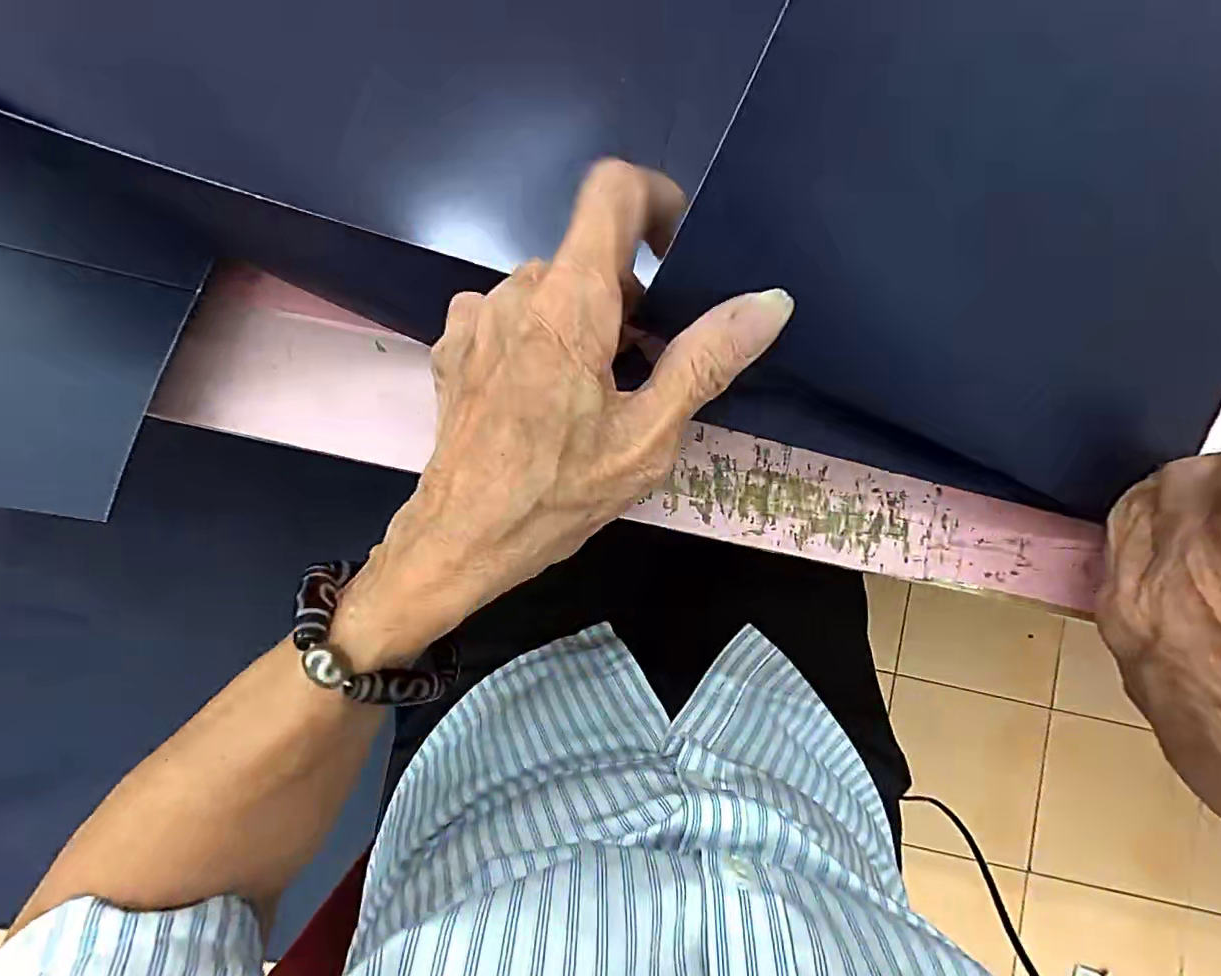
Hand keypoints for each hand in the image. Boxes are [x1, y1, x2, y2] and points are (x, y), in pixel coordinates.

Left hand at [334, 160, 793, 664]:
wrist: (460, 539)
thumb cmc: (555, 496)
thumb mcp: (645, 438)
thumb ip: (705, 361)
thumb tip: (767, 302)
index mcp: (568, 303)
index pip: (613, 191)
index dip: (656, 201)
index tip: (674, 257)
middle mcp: (514, 292)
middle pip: (585, 257)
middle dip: (625, 299)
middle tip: (640, 370)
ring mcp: (474, 319)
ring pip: (546, 291)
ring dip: (579, 324)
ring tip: (588, 395)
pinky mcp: (452, 349)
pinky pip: (506, 317)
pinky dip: (535, 339)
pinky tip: (536, 395)